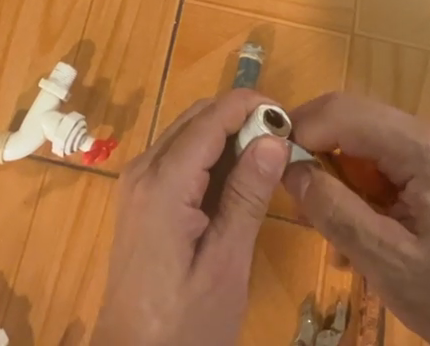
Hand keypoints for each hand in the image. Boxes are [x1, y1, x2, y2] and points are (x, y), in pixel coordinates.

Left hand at [94, 91, 289, 345]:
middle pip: (197, 118)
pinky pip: (178, 156)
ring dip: (227, 134)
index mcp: (163, 183)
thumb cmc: (183, 325)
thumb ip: (248, 198)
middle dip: (241, 117)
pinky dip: (210, 155)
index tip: (291, 117)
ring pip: (188, 133)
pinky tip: (237, 181)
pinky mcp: (140, 197)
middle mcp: (144, 169)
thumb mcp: (225, 265)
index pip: (211, 117)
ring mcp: (137, 182)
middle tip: (284, 140)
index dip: (251, 105)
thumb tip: (274, 137)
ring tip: (268, 160)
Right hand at [285, 93, 429, 345]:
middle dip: (312, 148)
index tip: (267, 162)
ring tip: (319, 223)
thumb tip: (288, 167)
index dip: (298, 129)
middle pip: (348, 117)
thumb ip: (334, 210)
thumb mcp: (387, 262)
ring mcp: (429, 152)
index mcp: (417, 146)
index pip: (340, 111)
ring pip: (358, 140)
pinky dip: (353, 189)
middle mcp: (423, 134)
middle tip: (288, 192)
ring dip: (331, 173)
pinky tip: (350, 233)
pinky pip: (376, 163)